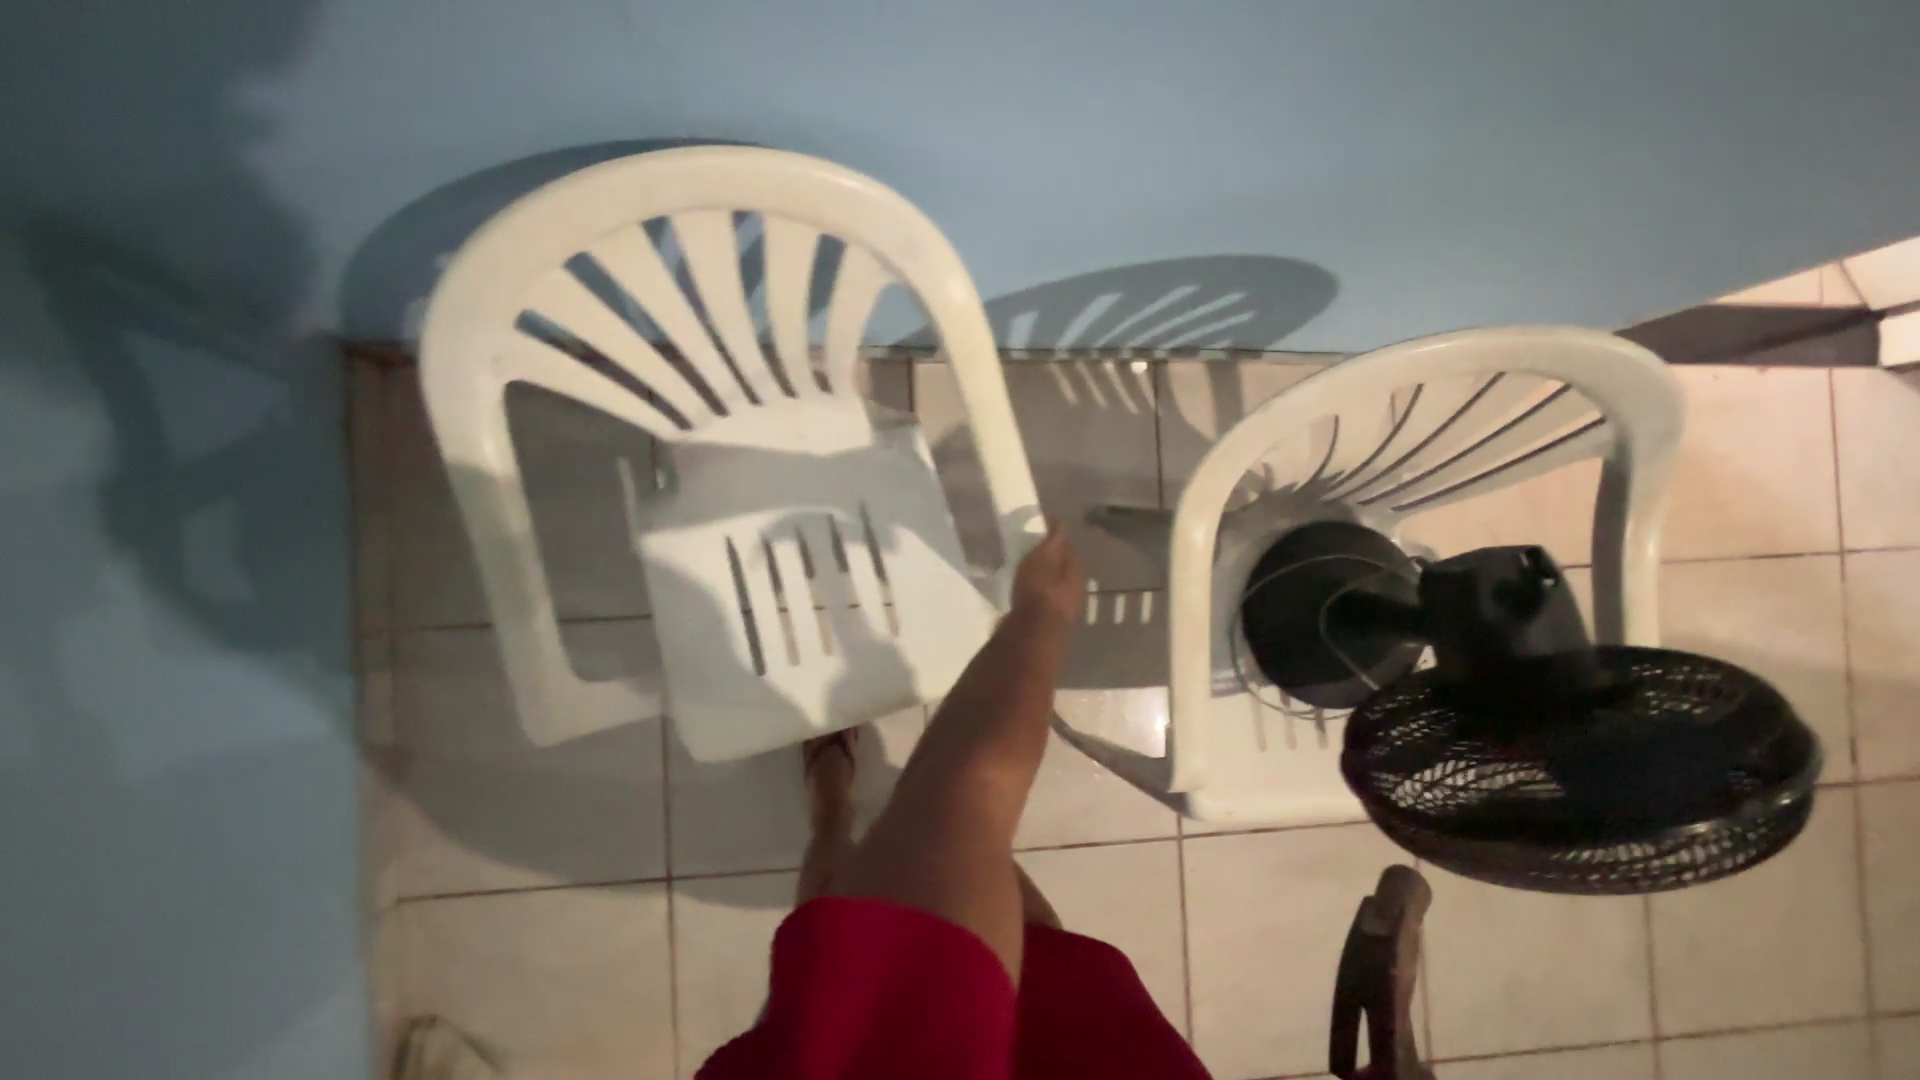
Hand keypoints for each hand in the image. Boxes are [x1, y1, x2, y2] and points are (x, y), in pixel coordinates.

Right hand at [1010, 518, 1083, 629]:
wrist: (1033, 636)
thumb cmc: (1039, 591)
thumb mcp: (1043, 557)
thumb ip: (1053, 540)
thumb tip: (1060, 522)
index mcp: (1076, 572)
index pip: (1069, 549)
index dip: (1057, 538)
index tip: (1043, 529)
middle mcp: (1076, 592)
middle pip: (1065, 570)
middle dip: (1053, 560)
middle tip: (1035, 551)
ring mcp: (1065, 611)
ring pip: (1056, 588)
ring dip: (1045, 579)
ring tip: (1028, 573)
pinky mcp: (1051, 626)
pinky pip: (1045, 603)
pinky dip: (1037, 595)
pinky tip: (1026, 595)